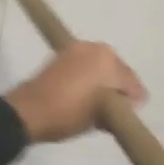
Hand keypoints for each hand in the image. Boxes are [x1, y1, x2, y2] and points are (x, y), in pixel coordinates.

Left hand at [3, 42, 146, 143]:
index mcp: (108, 60)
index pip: (131, 82)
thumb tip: (126, 103)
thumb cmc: (69, 113)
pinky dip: (89, 76)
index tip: (131, 113)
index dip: (134, 99)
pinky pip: (84, 64)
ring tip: (102, 102)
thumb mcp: (102, 117)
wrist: (29, 110)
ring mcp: (76, 48)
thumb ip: (120, 107)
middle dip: (119, 86)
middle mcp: (95, 48)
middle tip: (118, 107)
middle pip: (117, 69)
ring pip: (100, 65)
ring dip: (103, 80)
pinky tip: (86, 93)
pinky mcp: (61, 54)